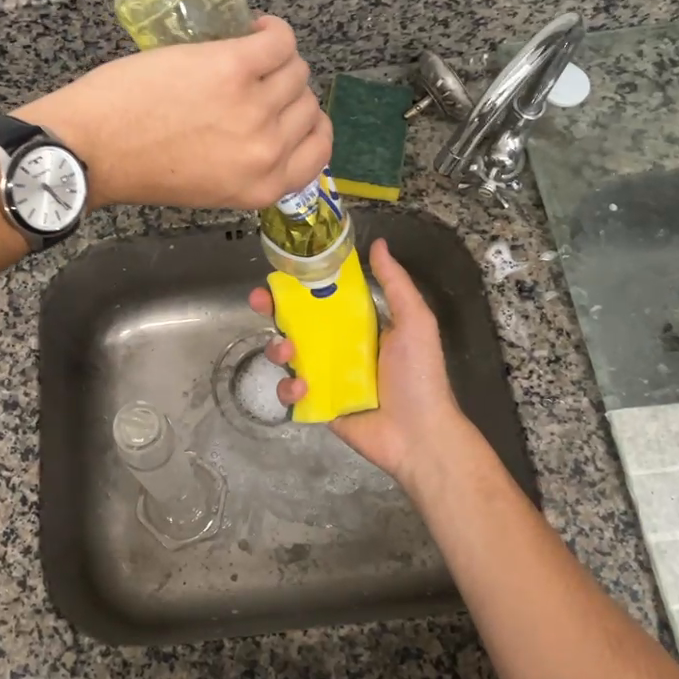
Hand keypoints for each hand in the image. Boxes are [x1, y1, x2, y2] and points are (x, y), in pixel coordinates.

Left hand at [15, 16, 330, 209]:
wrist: (94, 146)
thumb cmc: (140, 167)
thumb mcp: (211, 187)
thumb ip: (250, 166)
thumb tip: (274, 131)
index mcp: (265, 187)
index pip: (319, 148)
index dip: (308, 125)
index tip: (290, 111)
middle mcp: (268, 150)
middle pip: (306, 104)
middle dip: (285, 90)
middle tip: (254, 80)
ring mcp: (254, 107)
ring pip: (295, 69)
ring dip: (277, 58)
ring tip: (248, 52)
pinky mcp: (234, 67)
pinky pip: (279, 40)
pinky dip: (271, 30)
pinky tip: (252, 28)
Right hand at [248, 238, 479, 492]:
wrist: (418, 434)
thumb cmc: (419, 375)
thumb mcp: (414, 320)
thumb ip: (395, 282)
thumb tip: (378, 244)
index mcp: (360, 324)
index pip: (323, 297)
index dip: (300, 283)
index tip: (281, 272)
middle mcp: (339, 346)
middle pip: (296, 322)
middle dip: (273, 310)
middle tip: (260, 302)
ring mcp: (326, 376)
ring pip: (288, 354)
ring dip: (278, 348)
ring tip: (288, 352)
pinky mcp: (317, 403)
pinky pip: (291, 390)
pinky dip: (289, 387)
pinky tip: (303, 387)